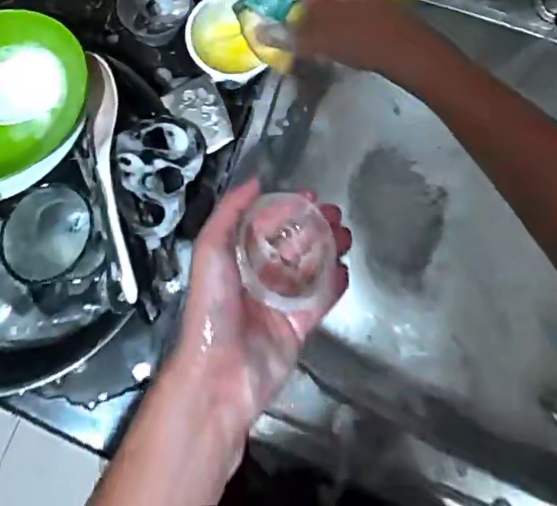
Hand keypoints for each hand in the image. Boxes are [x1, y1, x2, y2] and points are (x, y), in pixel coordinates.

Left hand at [167, 179, 352, 426]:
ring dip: (327, 250)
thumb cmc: (211, 306)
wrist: (220, 373)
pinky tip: (344, 270)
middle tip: (336, 214)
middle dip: (313, 227)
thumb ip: (230, 212)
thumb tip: (254, 182)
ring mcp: (277, 301)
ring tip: (346, 235)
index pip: (264, 224)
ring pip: (307, 269)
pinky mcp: (296, 327)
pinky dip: (332, 286)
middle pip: (290, 244)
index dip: (287, 209)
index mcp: (233, 255)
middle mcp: (255, 275)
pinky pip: (318, 302)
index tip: (310, 196)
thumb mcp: (210, 248)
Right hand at [263, 0, 452, 78]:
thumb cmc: (355, 37)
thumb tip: (257, 31)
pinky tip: (319, 38)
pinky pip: (332, 4)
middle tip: (273, 28)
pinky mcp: (365, 2)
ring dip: (301, 15)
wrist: (407, 50)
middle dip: (282, 7)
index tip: (257, 16)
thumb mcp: (312, 39)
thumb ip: (280, 33)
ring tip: (293, 37)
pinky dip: (320, 18)